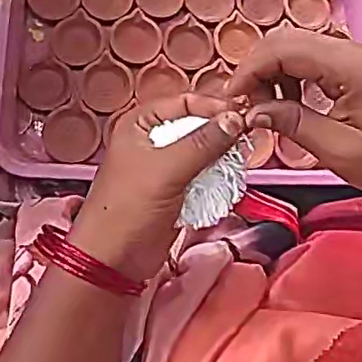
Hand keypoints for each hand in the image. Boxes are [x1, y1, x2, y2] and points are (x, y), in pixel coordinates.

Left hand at [68, 94, 243, 281]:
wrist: (114, 259)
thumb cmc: (127, 208)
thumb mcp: (167, 169)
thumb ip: (203, 142)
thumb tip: (233, 119)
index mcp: (140, 124)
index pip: (184, 102)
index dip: (213, 107)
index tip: (241, 115)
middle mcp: (152, 140)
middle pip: (196, 125)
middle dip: (221, 133)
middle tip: (247, 138)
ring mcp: (165, 166)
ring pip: (204, 151)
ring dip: (222, 157)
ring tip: (240, 160)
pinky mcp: (176, 190)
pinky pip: (204, 175)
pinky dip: (217, 177)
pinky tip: (230, 181)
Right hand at [225, 30, 361, 202]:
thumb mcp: (339, 150)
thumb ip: (293, 124)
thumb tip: (252, 112)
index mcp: (350, 66)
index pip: (284, 49)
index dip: (250, 70)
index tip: (233, 100)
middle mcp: (349, 51)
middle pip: (284, 40)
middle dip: (256, 69)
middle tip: (245, 105)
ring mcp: (350, 56)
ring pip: (292, 46)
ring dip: (269, 72)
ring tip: (264, 108)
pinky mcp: (349, 66)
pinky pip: (306, 59)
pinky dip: (286, 76)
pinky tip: (286, 104)